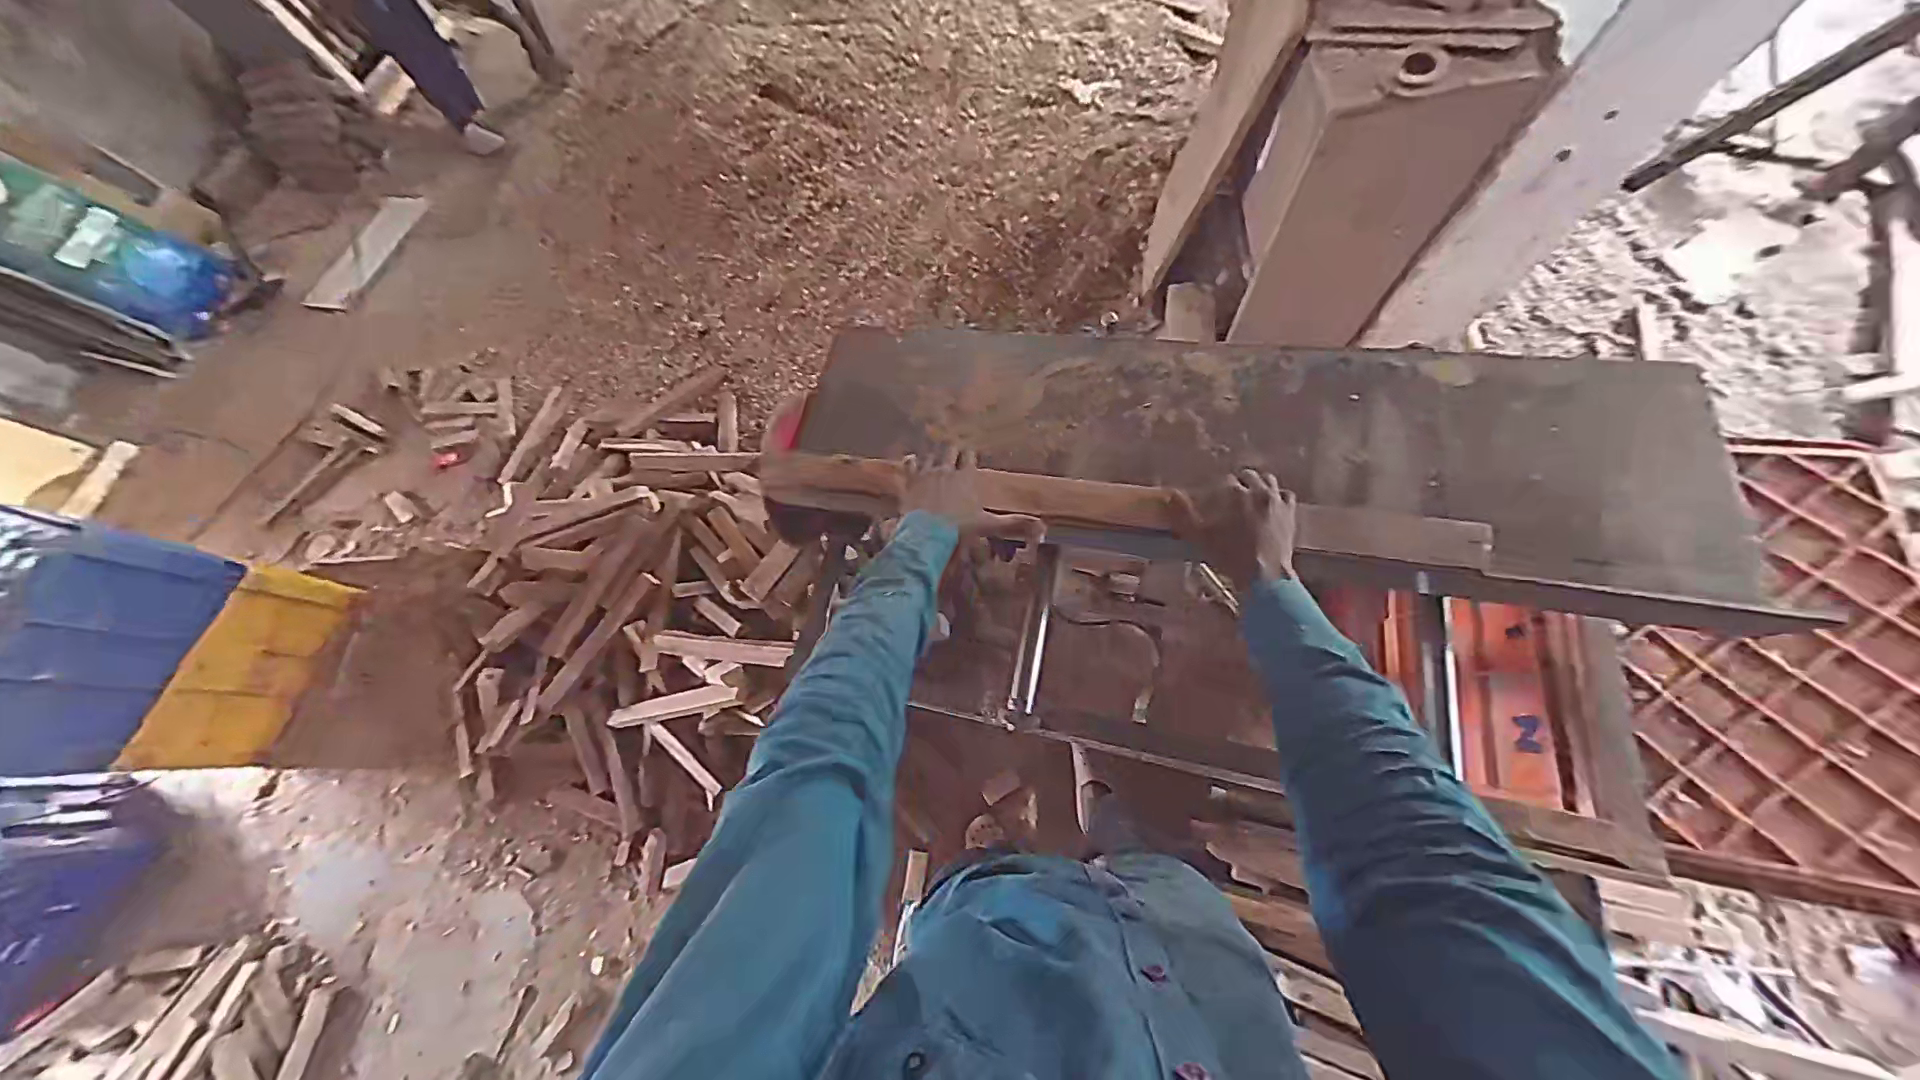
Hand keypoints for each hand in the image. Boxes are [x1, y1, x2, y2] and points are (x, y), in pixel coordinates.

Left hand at [900, 447, 1044, 543]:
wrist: (927, 534)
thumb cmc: (959, 528)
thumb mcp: (989, 525)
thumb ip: (1014, 524)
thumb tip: (1043, 529)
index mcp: (966, 476)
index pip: (969, 456)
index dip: (969, 455)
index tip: (969, 456)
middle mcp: (946, 469)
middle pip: (949, 449)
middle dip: (951, 451)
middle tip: (952, 454)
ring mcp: (926, 474)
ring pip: (930, 454)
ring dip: (934, 456)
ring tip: (936, 457)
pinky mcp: (910, 482)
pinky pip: (910, 464)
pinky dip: (912, 462)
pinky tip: (913, 461)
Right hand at [1169, 468, 1297, 589]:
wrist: (1264, 575)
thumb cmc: (1229, 555)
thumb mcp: (1199, 536)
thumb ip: (1183, 514)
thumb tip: (1171, 495)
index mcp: (1235, 494)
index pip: (1225, 480)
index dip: (1218, 488)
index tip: (1214, 497)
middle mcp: (1258, 491)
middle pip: (1249, 475)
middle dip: (1240, 481)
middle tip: (1232, 493)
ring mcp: (1277, 501)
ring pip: (1269, 481)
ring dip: (1259, 484)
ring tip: (1251, 494)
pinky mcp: (1290, 513)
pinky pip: (1286, 495)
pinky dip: (1278, 496)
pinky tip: (1272, 505)